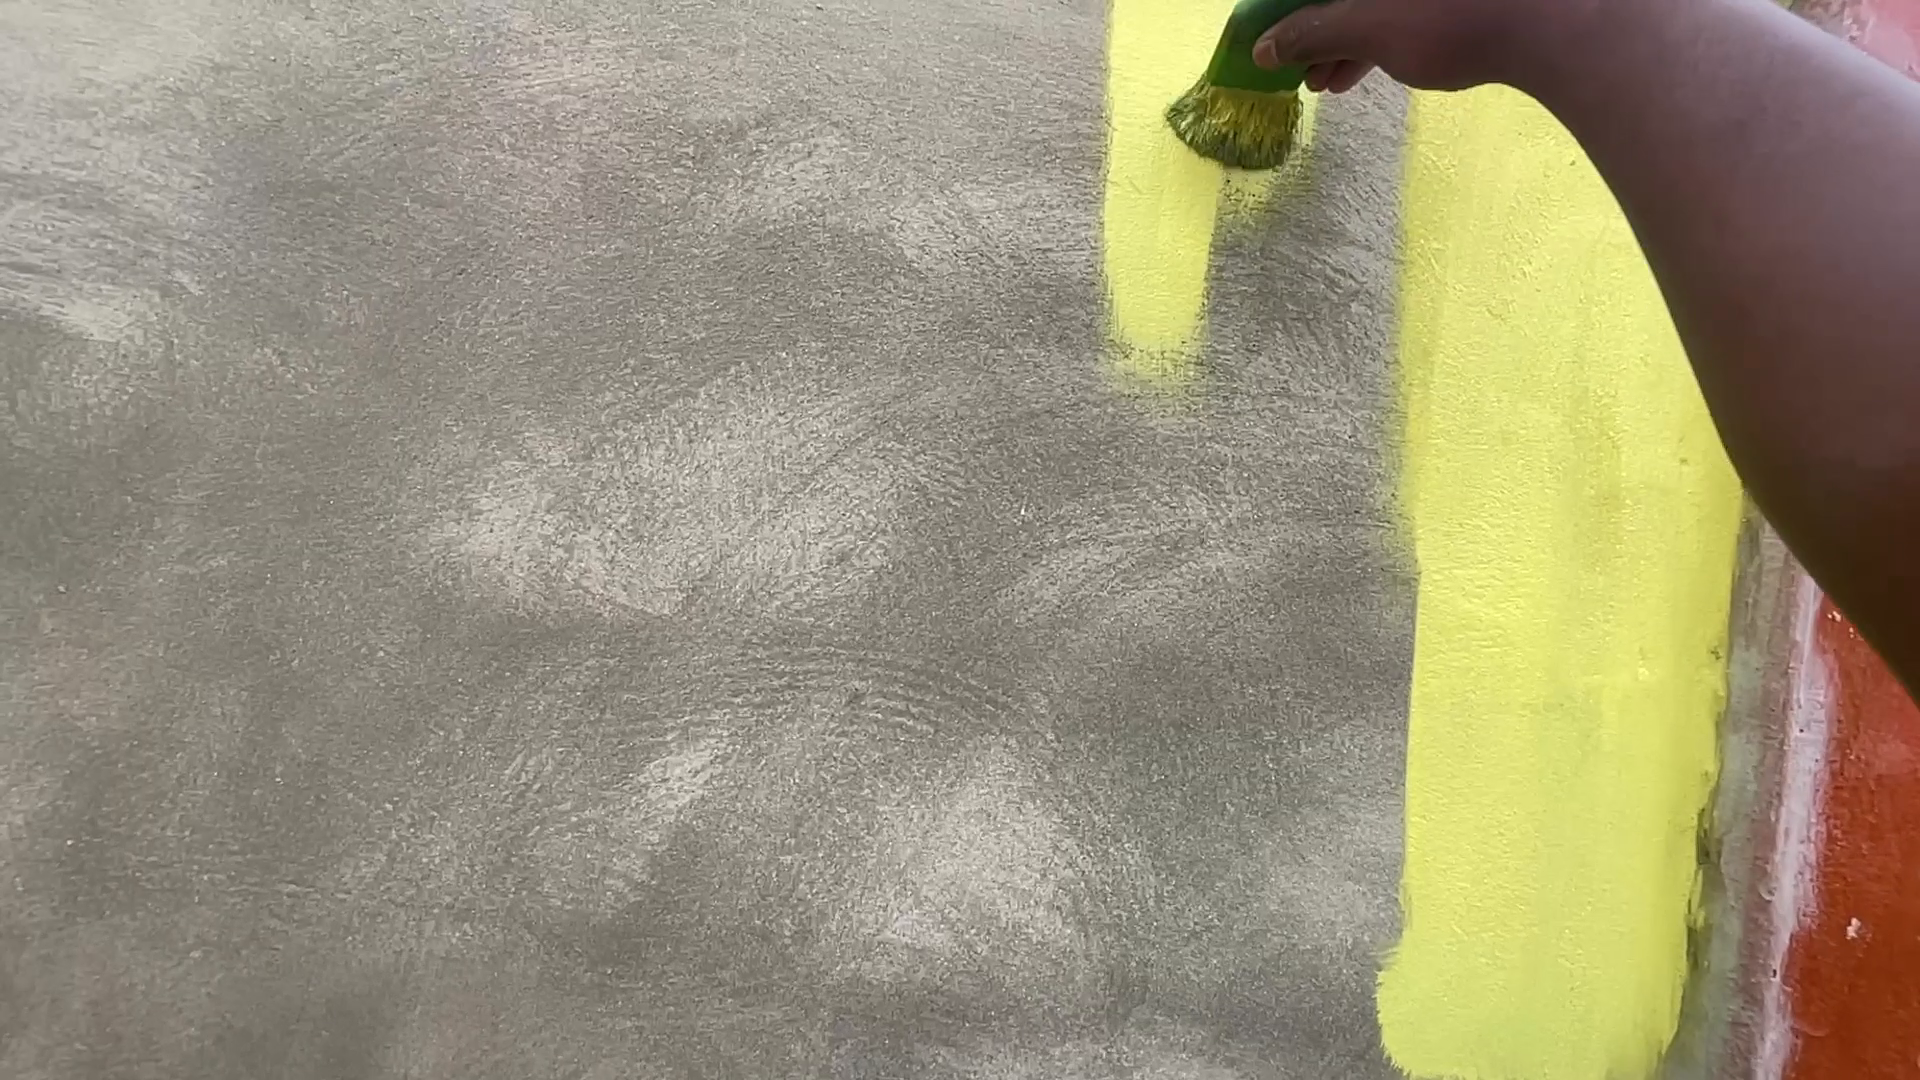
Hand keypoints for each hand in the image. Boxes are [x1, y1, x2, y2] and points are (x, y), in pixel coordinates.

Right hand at [1251, 0, 1598, 93]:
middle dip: (1321, 24)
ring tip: (1330, 83)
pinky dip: (1384, 26)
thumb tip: (1264, 48)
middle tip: (1303, 69)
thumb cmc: (1457, 16)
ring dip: (1348, 33)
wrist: (1568, 18)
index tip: (1277, 39)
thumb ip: (1314, 33)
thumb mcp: (1371, 28)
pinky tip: (1367, 66)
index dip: (1291, 10)